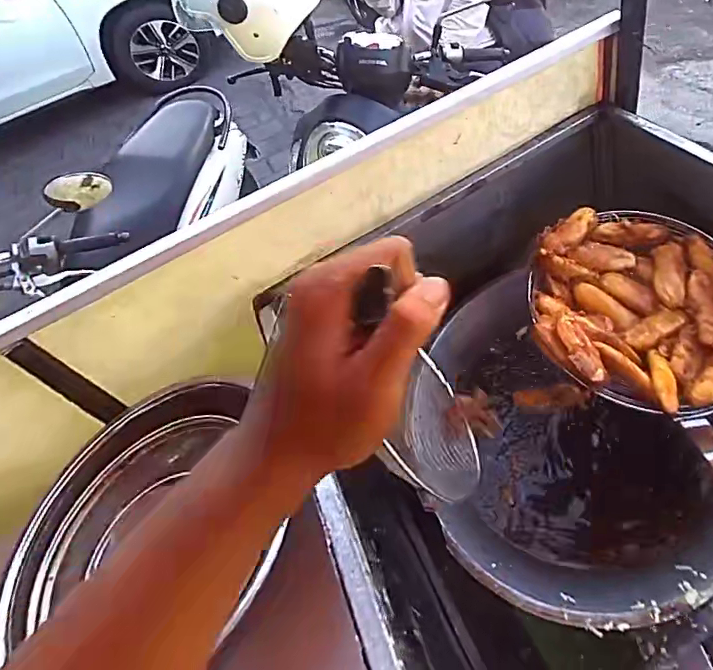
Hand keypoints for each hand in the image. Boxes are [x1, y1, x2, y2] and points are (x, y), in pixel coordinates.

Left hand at [241, 236, 448, 481]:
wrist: (274, 460)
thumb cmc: (326, 425)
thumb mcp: (376, 381)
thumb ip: (406, 327)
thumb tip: (437, 282)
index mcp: (326, 286)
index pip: (395, 252)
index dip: (409, 291)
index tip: (397, 337)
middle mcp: (316, 279)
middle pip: (387, 264)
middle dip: (399, 307)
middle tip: (385, 356)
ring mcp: (313, 295)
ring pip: (379, 284)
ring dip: (387, 321)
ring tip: (372, 363)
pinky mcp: (315, 312)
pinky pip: (364, 300)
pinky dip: (372, 327)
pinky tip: (359, 362)